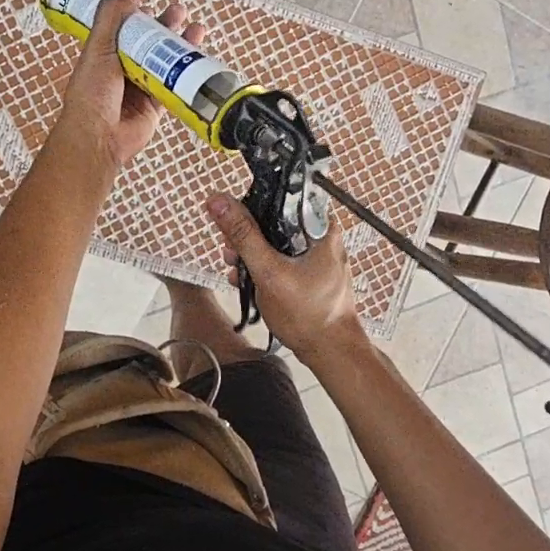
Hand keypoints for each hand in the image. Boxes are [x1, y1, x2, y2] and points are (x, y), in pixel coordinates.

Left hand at [51, 0, 203, 169]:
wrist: (98, 138)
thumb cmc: (91, 94)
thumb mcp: (97, 48)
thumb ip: (111, 18)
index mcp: (103, 54)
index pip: (123, 28)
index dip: (137, 15)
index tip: (150, 3)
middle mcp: (121, 70)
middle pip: (147, 43)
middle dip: (164, 26)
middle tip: (180, 12)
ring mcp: (139, 88)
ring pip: (163, 62)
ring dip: (179, 46)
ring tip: (196, 29)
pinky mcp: (154, 106)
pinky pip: (173, 86)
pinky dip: (185, 74)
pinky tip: (197, 60)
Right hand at [205, 194, 367, 365]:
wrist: (330, 352)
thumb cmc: (310, 317)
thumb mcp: (268, 272)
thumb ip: (243, 235)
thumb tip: (220, 202)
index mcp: (321, 227)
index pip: (280, 198)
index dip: (251, 208)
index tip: (231, 223)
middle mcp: (322, 236)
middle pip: (275, 220)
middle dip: (247, 237)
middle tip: (231, 253)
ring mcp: (317, 255)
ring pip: (275, 241)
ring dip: (252, 254)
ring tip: (237, 269)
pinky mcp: (310, 270)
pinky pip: (281, 258)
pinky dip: (264, 266)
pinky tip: (248, 279)